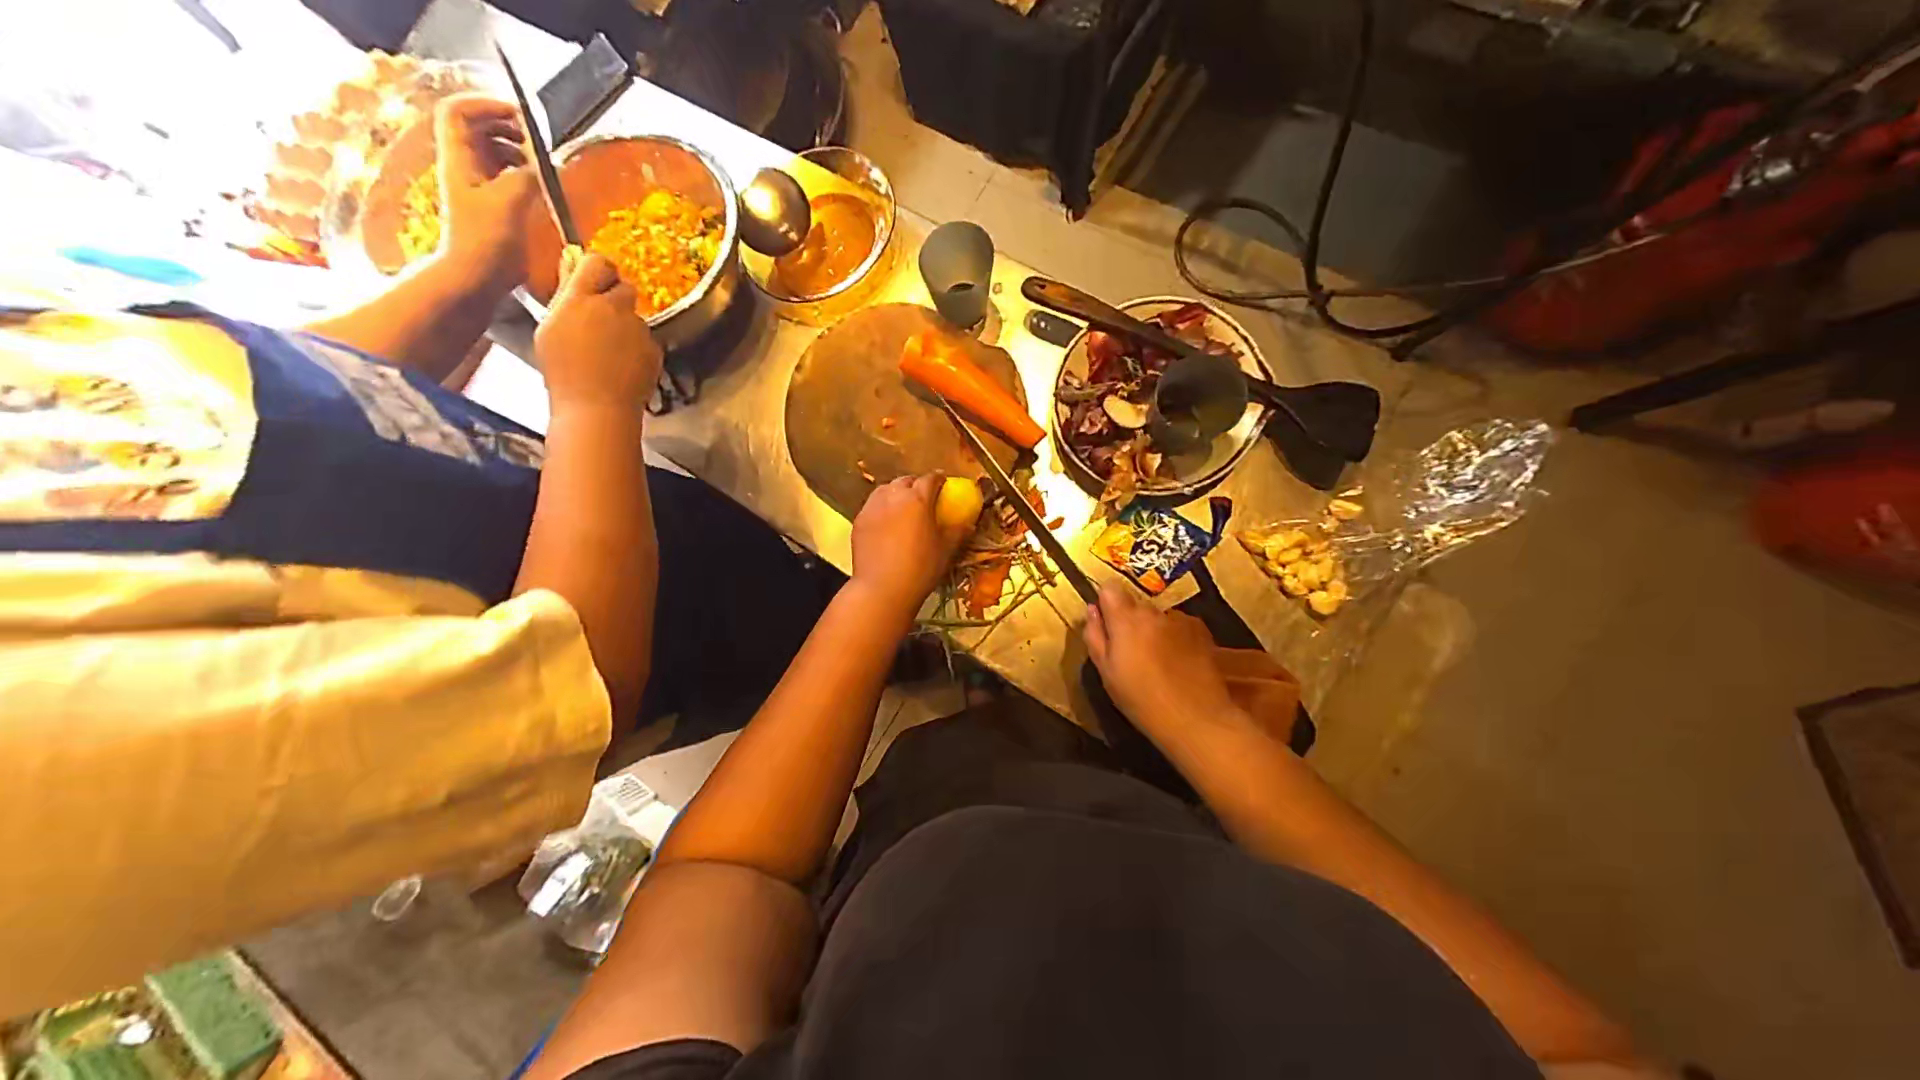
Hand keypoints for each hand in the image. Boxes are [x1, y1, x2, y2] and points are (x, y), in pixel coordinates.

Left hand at [435, 94, 535, 287]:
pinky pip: (504, 175)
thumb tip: (546, 164)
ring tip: (541, 160)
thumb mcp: (510, 201)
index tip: (519, 115)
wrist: (475, 276)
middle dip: (507, 124)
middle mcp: (464, 166)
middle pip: (477, 126)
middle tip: (536, 136)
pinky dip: (522, 171)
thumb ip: (528, 175)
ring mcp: (476, 185)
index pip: (459, 111)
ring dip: (517, 148)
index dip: (487, 104)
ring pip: (492, 150)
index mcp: (459, 159)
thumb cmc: (485, 240)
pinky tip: (540, 184)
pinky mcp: (490, 204)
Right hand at [534, 253, 662, 410]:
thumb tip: (571, 262)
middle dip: (615, 298)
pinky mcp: (654, 349)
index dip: (598, 270)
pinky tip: (623, 367)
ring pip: (634, 318)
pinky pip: (646, 341)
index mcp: (581, 298)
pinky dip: (637, 349)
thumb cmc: (563, 371)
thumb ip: (565, 294)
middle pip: (624, 286)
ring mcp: (638, 328)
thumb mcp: (550, 328)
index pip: (598, 262)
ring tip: (609, 353)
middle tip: (600, 320)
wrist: (598, 408)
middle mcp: (613, 307)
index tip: (593, 281)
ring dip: (625, 327)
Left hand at [850, 474, 969, 610]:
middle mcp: (894, 496)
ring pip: (885, 490)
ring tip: (902, 506)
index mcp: (918, 499)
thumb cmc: (920, 568)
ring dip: (896, 493)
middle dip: (916, 484)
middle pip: (906, 481)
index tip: (944, 484)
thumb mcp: (946, 551)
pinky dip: (881, 508)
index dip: (939, 480)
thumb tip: (968, 524)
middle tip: (923, 496)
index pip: (931, 479)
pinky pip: (872, 506)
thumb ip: (957, 532)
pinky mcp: (859, 520)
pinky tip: (886, 523)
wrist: (882, 589)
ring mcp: (873, 507)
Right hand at [1084, 583, 1299, 744]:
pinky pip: (1179, 626)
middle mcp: (1154, 612)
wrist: (1196, 718)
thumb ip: (1095, 635)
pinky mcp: (1202, 631)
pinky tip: (1178, 664)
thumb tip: (1092, 610)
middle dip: (1129, 621)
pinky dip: (1175, 638)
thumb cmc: (1141, 699)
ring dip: (1153, 630)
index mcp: (1126, 619)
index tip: (1107, 626)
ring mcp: (1181, 620)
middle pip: (1135, 604)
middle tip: (1130, 654)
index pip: (1110, 588)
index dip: (1106, 604)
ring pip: (1157, 617)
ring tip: (1157, 662)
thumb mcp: (1106, 672)